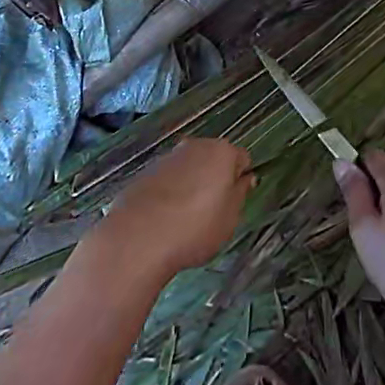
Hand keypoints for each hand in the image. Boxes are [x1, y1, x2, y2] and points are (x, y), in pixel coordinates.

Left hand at [96, 137, 252, 279]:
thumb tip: (246, 178)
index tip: (233, 203)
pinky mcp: (144, 173)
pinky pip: (167, 180)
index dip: (240, 180)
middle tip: (212, 212)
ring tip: (184, 219)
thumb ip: (240, 193)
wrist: (138, 237)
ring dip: (191, 185)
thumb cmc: (195, 228)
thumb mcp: (230, 217)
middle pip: (212, 159)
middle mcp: (194, 146)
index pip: (241, 158)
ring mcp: (167, 158)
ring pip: (188, 168)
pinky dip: (169, 192)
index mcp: (221, 152)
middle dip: (215, 179)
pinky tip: (164, 219)